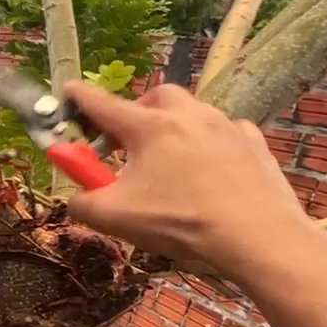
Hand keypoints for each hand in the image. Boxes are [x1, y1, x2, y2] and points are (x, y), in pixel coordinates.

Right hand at [61, 82, 326, 279]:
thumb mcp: (112, 217)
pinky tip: (205, 170)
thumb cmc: (178, 221)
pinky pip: (224, 133)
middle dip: (136, 112)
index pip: (103, 104)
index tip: (68, 89)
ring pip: (191, 114)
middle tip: (125, 142)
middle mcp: (189, 116)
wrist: (258, 237)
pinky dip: (207, 144)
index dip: (81, 97)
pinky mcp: (254, 145)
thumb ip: (81, 201)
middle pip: (155, 98)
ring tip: (166, 162)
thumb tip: (76, 195)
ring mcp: (227, 127)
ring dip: (172, 129)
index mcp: (150, 128)